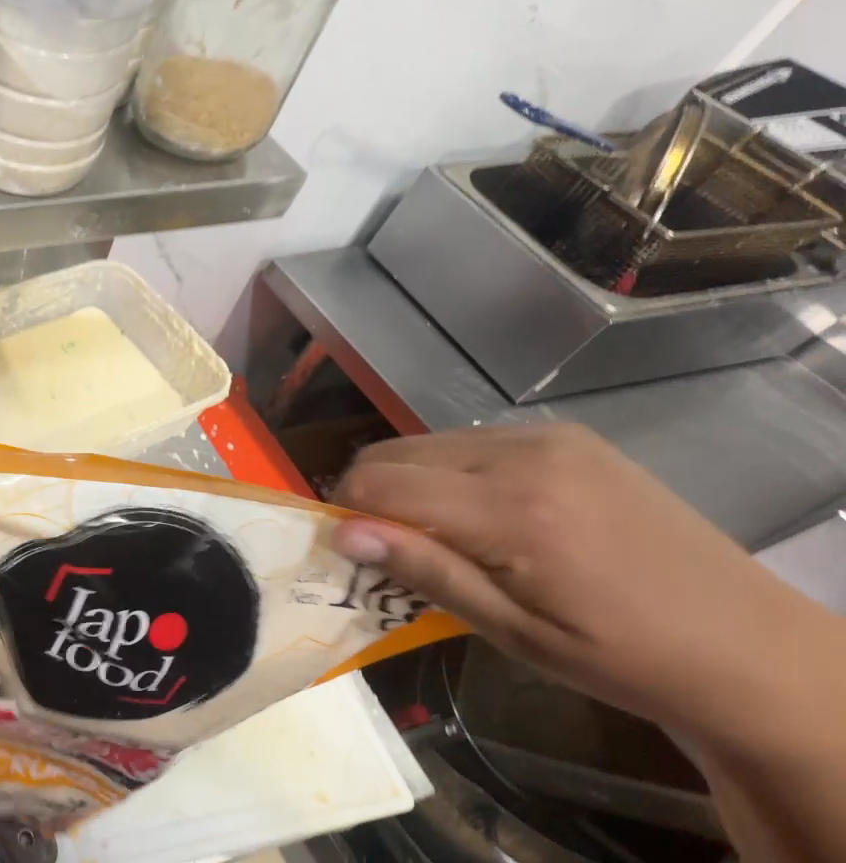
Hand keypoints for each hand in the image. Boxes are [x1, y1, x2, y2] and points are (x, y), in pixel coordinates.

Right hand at [329, 423, 833, 746]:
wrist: (751, 648)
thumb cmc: (624, 658)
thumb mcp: (514, 633)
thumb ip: (425, 570)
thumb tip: (342, 533)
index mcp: (513, 510)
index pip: (379, 483)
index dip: (347, 513)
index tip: (352, 553)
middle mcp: (524, 454)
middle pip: (393, 453)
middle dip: (372, 496)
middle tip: (394, 550)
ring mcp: (549, 438)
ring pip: (426, 443)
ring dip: (412, 482)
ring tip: (444, 536)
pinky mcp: (567, 436)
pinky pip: (471, 440)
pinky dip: (452, 471)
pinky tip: (486, 514)